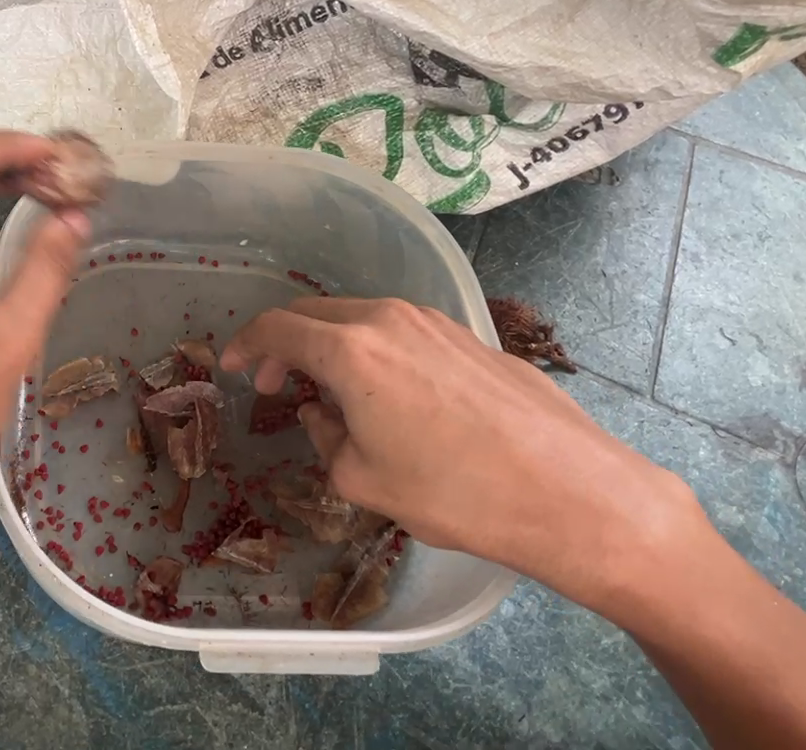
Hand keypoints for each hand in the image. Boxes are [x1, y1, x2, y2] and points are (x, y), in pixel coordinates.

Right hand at [220, 297, 705, 607]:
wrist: (573, 492)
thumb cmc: (455, 493)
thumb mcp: (363, 480)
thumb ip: (324, 436)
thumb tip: (323, 412)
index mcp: (349, 349)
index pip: (274, 328)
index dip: (243, 345)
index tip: (231, 368)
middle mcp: (386, 318)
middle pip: (312, 313)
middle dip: (282, 344)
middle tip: (275, 384)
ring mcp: (432, 320)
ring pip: (356, 317)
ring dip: (328, 345)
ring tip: (333, 392)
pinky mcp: (467, 335)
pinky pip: (396, 329)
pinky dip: (369, 348)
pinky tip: (388, 392)